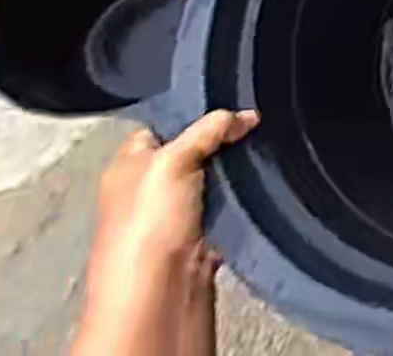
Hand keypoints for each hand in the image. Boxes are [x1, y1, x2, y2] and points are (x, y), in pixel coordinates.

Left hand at [74, 110, 259, 355]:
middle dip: (226, 135)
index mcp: (130, 163)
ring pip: (219, 170)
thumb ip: (209, 128)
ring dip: (238, 162)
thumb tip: (246, 116)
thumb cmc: (148, 225)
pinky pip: (232, 195)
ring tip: (262, 145)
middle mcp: (152, 183)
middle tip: (253, 122)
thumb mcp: (174, 160)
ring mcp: (179, 206)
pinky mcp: (204, 225)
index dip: (198, 110)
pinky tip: (261, 176)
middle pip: (198, 144)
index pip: (167, 122)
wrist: (161, 290)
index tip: (232, 100)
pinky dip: (246, 188)